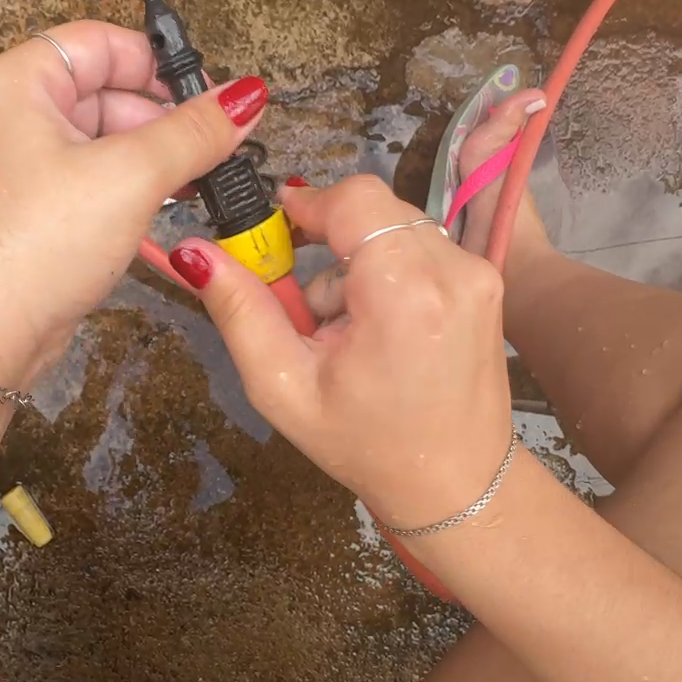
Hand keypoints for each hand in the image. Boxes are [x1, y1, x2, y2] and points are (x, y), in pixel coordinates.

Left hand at [0, 21, 269, 386]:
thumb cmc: (34, 247)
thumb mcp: (130, 177)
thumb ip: (193, 133)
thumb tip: (245, 98)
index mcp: (18, 81)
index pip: (103, 43)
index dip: (161, 66)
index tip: (210, 98)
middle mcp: (9, 116)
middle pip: (104, 93)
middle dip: (161, 121)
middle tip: (211, 151)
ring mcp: (15, 167)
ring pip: (98, 142)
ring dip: (148, 160)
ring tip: (191, 185)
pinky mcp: (26, 211)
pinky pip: (85, 181)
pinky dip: (123, 190)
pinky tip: (155, 210)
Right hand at [171, 176, 514, 553]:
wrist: (453, 482)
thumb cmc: (363, 443)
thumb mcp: (283, 386)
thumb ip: (240, 312)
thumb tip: (194, 253)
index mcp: (405, 293)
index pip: (354, 199)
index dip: (308, 205)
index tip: (277, 236)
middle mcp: (454, 269)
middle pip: (373, 210)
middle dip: (329, 243)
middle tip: (305, 306)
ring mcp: (479, 273)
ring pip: (395, 228)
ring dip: (356, 262)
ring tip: (344, 331)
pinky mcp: (487, 281)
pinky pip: (421, 248)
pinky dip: (388, 272)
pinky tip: (377, 328)